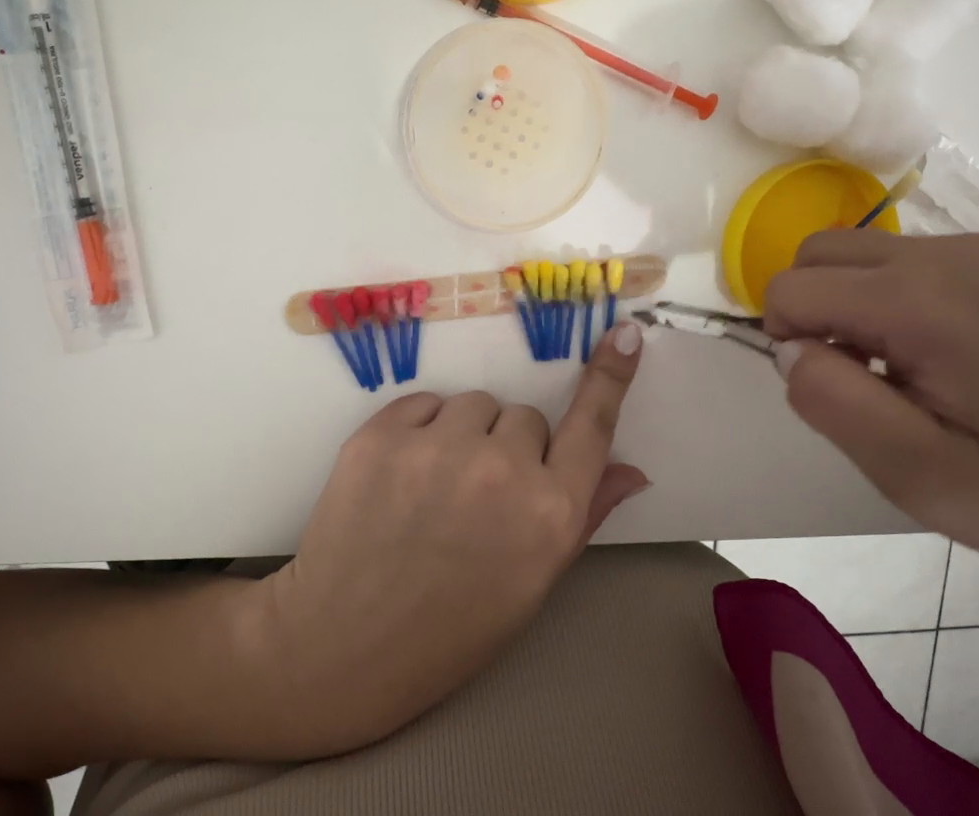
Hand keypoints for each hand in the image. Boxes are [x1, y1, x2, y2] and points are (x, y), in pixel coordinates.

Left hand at [254, 323, 648, 752]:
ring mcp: (436, 448)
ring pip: (472, 405)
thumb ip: (583, 517)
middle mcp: (500, 470)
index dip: (609, 378)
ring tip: (436, 488)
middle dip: (510, 446)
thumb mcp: (533, 585)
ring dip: (463, 434)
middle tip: (478, 497)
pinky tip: (403, 476)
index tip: (624, 335)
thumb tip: (632, 470)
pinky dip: (419, 429)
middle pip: (523, 417)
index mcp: (549, 514)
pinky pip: (422, 404)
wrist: (346, 644)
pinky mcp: (380, 436)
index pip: (592, 427)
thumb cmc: (451, 628)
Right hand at [764, 231, 978, 644]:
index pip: (790, 287)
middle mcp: (958, 256)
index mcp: (926, 303)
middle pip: (823, 252)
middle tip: (867, 388)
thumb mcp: (934, 484)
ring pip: (874, 253)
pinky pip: (929, 262)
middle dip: (813, 313)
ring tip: (918, 383)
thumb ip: (837, 407)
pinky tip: (966, 366)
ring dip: (860, 307)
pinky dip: (908, 300)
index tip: (841, 398)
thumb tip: (789, 351)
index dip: (787, 343)